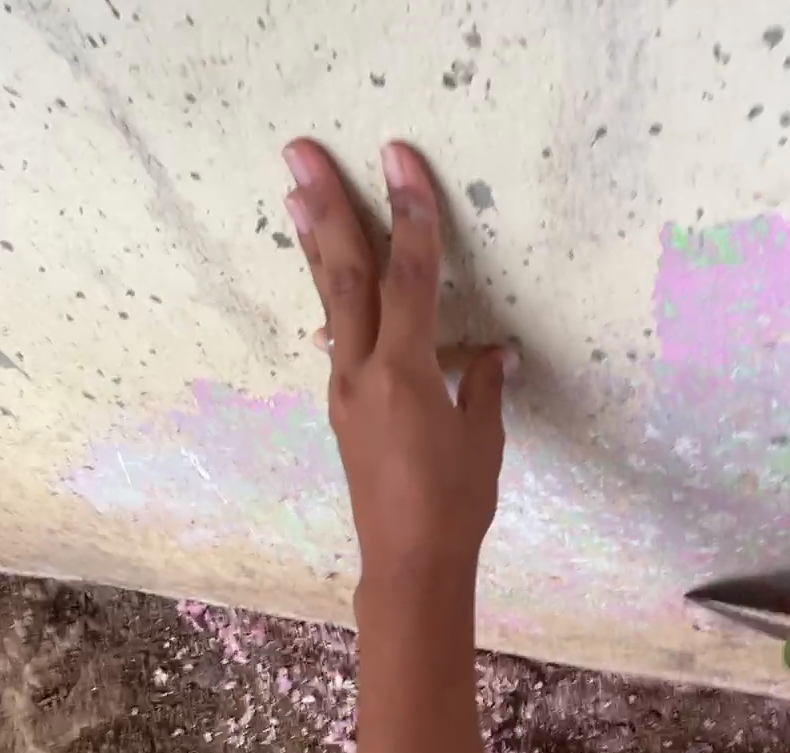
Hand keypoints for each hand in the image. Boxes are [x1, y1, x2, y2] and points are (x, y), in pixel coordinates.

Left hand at [282, 138, 514, 590]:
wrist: (408, 562)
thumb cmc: (455, 504)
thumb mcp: (482, 440)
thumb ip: (482, 385)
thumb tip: (494, 352)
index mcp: (405, 373)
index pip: (411, 278)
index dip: (411, 216)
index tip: (399, 158)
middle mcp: (363, 374)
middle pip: (345, 278)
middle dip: (327, 211)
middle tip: (297, 154)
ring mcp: (345, 393)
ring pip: (332, 308)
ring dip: (316, 250)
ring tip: (295, 198)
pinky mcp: (344, 412)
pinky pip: (341, 345)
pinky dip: (337, 305)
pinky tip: (332, 288)